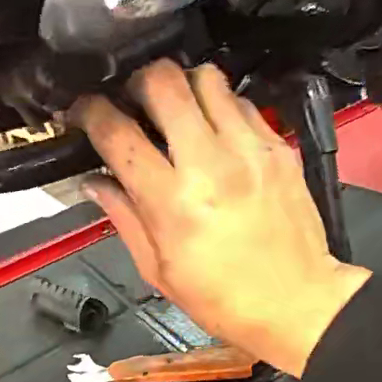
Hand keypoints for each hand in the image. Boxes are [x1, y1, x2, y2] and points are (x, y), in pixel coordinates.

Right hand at [75, 61, 370, 376]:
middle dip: (137, 82)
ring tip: (177, 111)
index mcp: (172, 202)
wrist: (298, 303)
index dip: (90, 112)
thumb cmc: (225, 298)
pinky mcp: (278, 148)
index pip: (118, 132)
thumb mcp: (158, 270)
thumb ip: (124, 218)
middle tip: (134, 101)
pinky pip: (242, 102)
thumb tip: (96, 183)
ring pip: (207, 78)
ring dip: (182, 87)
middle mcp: (211, 164)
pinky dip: (220, 107)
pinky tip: (215, 132)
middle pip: (163, 82)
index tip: (84, 112)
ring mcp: (250, 150)